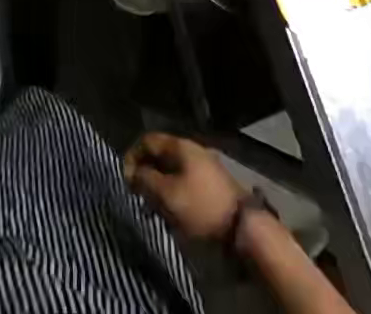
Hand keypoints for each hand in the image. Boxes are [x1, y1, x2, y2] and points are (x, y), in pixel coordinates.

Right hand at [123, 132, 244, 242]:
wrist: (244, 229)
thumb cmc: (201, 207)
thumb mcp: (166, 194)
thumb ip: (144, 179)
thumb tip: (132, 173)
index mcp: (181, 145)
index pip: (147, 140)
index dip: (132, 156)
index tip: (126, 179)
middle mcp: (193, 150)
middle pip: (160, 155)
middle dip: (145, 172)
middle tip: (138, 193)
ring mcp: (205, 166)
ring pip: (172, 170)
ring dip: (159, 184)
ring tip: (153, 205)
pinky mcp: (213, 184)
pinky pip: (184, 181)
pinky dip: (173, 191)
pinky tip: (171, 209)